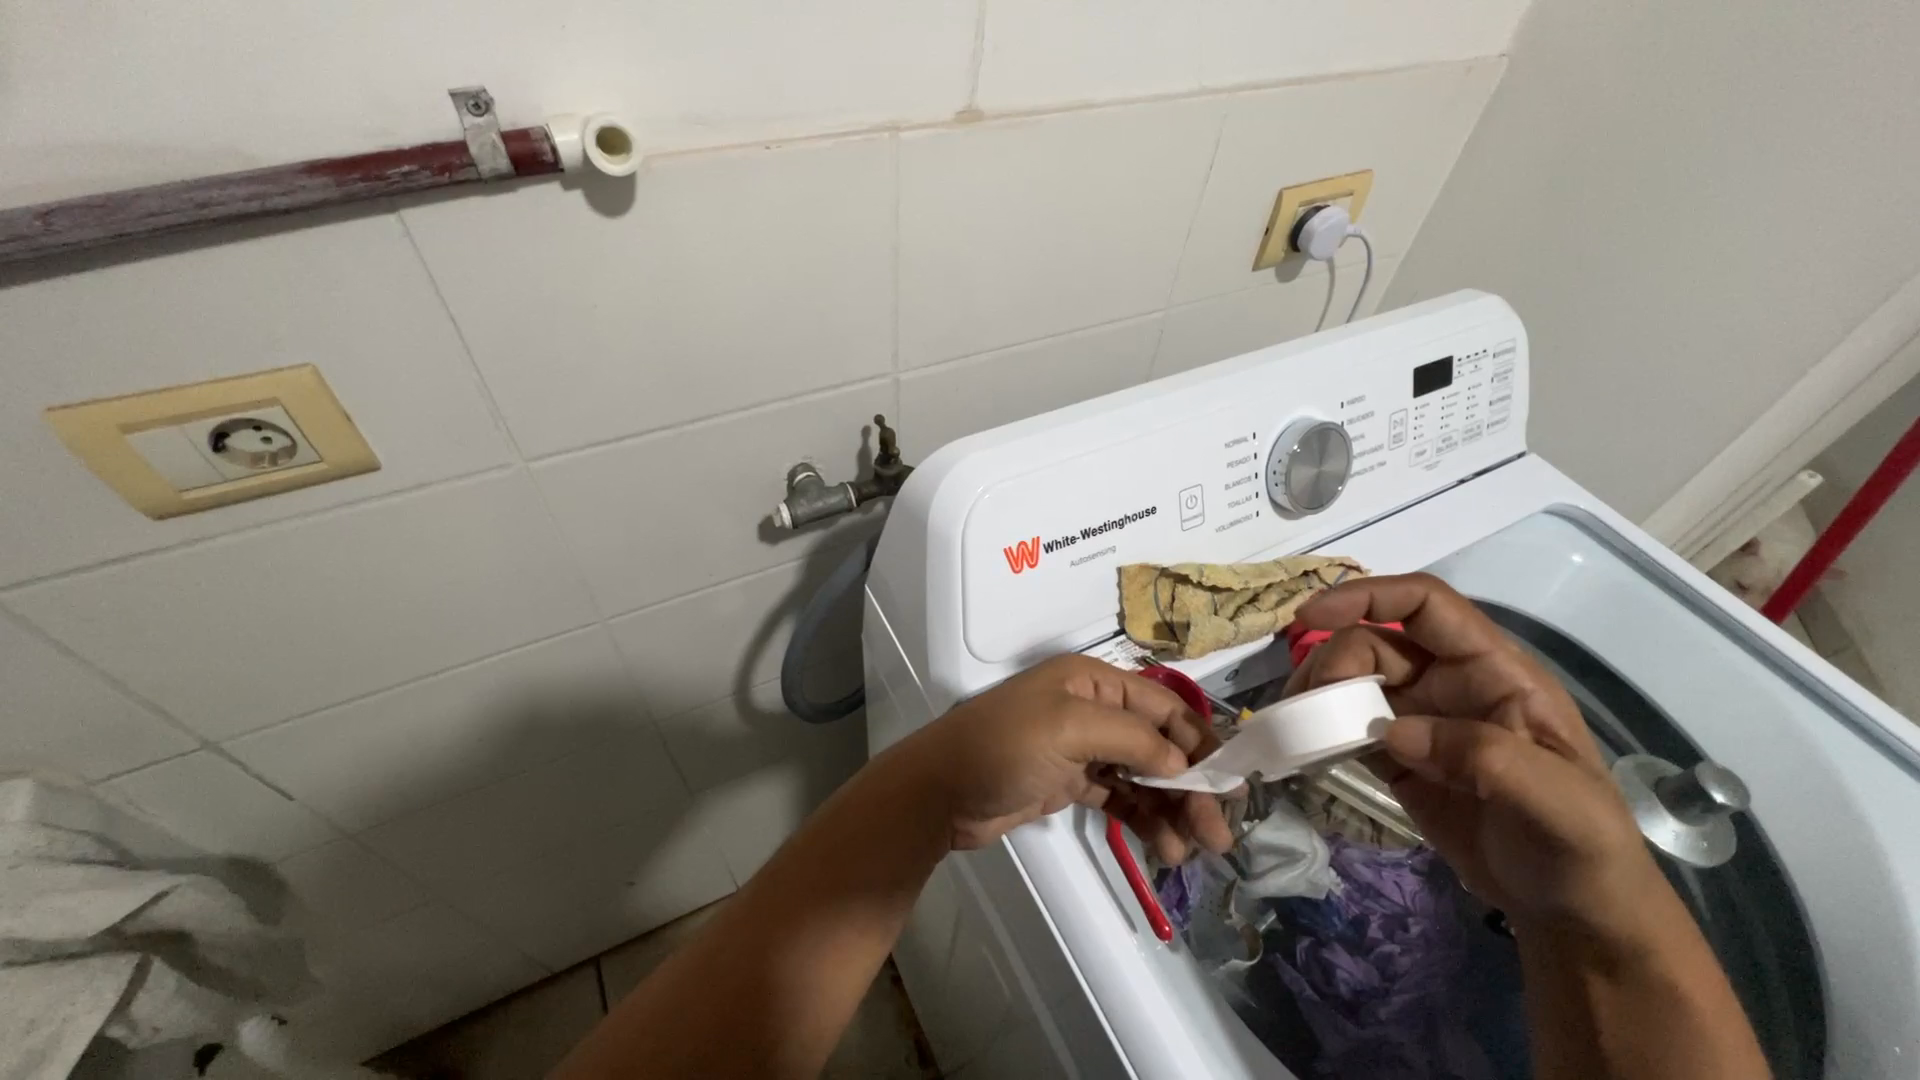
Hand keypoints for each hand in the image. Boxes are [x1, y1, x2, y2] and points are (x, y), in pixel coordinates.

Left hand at [893, 654, 1234, 862]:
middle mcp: (1091, 711)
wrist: (939, 793)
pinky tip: (1163, 847)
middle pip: (1158, 744)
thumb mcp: (1069, 729)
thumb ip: (1132, 739)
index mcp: (1092, 682)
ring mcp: (1081, 750)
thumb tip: (1185, 763)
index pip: (1161, 705)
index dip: (1199, 740)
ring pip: (1143, 776)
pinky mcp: (1071, 784)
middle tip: (1218, 831)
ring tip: (1189, 849)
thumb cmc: (1003, 746)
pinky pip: (1121, 798)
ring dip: (1170, 809)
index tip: (1232, 780)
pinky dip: (1144, 819)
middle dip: (1191, 785)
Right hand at [1285, 573, 1663, 941]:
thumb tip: (1392, 731)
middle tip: (1307, 707)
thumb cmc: (1581, 846)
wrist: (1570, 911)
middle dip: (1333, 663)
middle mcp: (1451, 683)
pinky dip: (1319, 731)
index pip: (1426, 606)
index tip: (1310, 617)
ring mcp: (1420, 720)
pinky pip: (1346, 727)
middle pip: (1374, 643)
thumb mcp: (1556, 801)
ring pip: (1352, 681)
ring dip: (1317, 694)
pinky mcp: (1395, 757)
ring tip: (1295, 726)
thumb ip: (1485, 757)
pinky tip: (1302, 749)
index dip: (1368, 597)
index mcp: (1495, 672)